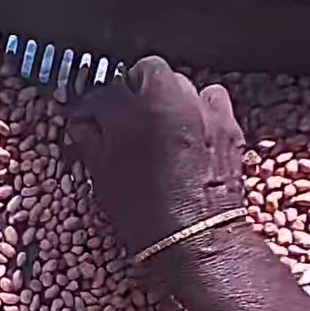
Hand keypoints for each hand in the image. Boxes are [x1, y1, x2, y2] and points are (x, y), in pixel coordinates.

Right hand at [67, 56, 248, 255]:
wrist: (194, 239)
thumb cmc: (144, 216)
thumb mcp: (103, 179)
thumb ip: (90, 142)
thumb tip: (83, 125)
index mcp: (129, 117)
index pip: (102, 93)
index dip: (91, 108)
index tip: (88, 119)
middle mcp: (167, 104)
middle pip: (144, 71)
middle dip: (131, 88)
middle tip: (123, 113)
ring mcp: (200, 110)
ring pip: (179, 80)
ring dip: (163, 95)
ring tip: (155, 122)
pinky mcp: (226, 122)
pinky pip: (210, 96)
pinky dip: (197, 106)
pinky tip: (188, 126)